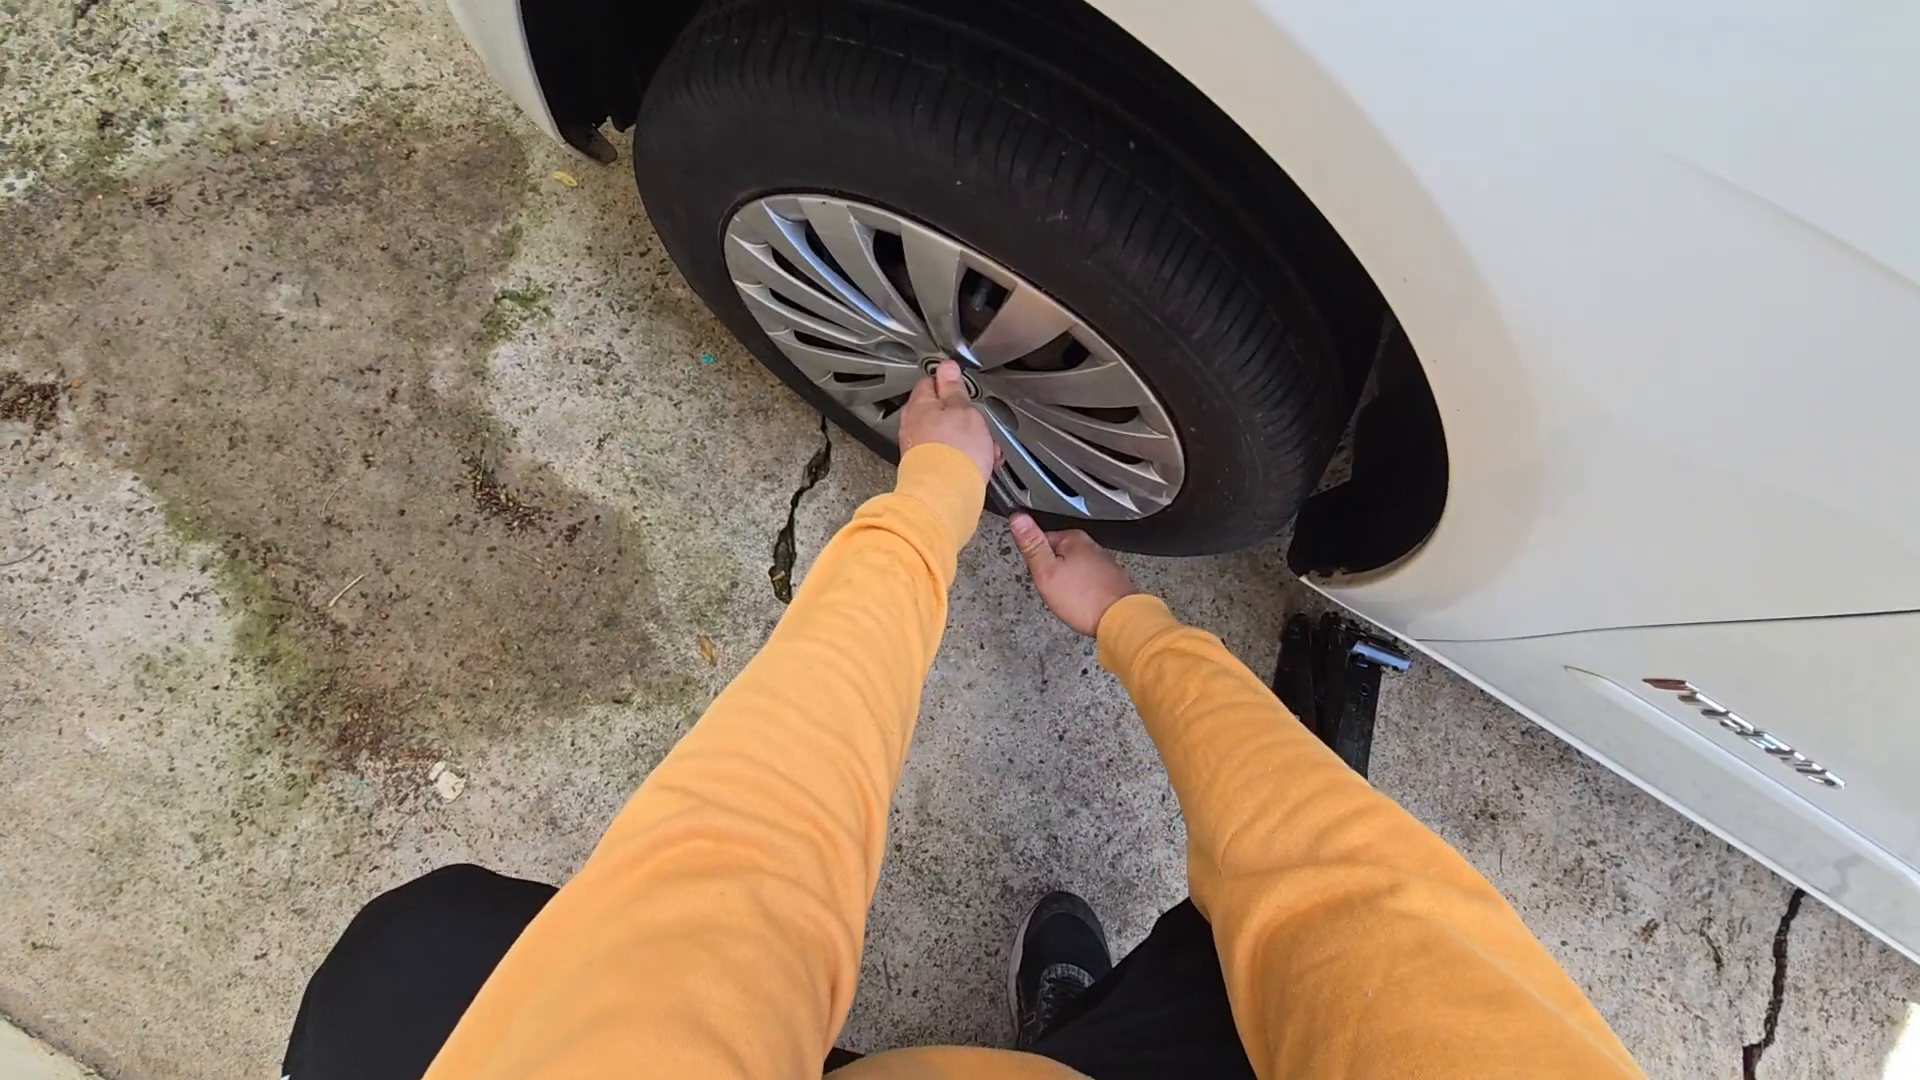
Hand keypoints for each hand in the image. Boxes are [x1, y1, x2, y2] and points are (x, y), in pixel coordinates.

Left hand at [897, 359, 998, 480]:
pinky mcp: (927, 470)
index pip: (930, 382)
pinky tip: (979, 465)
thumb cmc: (953, 454)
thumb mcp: (964, 411)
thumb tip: (948, 369)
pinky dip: (964, 459)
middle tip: (979, 423)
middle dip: (963, 418)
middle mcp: (913, 427)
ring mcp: (918, 449)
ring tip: (986, 449)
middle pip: (940, 412)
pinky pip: (948, 457)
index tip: (964, 389)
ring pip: (947, 437)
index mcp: (919, 406)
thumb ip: (955, 389)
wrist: (945, 497)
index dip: (950, 384)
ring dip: (968, 441)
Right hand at [1010, 512, 1138, 635]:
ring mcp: (1102, 562)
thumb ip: (1032, 544)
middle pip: (1057, 556)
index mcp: (1073, 539)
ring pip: (1072, 570)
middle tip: (1055, 590)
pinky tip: (1081, 602)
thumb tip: (1018, 518)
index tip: (1042, 576)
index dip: (1037, 563)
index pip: (1041, 542)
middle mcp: (1090, 546)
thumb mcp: (1046, 570)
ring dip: (1067, 584)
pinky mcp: (1109, 579)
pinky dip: (1081, 592)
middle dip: (1053, 574)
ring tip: (1069, 598)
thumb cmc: (1083, 598)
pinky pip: (1086, 582)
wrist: (1119, 620)